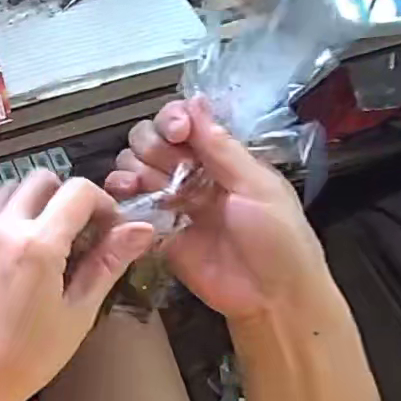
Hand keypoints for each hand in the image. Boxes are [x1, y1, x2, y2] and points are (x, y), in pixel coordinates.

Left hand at [0, 170, 154, 400]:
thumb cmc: (30, 355)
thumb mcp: (78, 312)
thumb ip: (108, 263)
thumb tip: (142, 228)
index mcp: (37, 243)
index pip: (77, 190)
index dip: (103, 203)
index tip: (110, 232)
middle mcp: (4, 227)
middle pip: (41, 178)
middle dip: (68, 196)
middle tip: (81, 232)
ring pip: (11, 189)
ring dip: (37, 202)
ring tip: (51, 240)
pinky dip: (13, 217)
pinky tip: (23, 256)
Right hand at [105, 96, 331, 325]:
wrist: (271, 299)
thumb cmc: (279, 239)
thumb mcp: (258, 187)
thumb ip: (222, 149)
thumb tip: (195, 102)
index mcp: (220, 157)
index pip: (183, 121)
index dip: (172, 119)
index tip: (177, 133)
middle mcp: (191, 174)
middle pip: (150, 140)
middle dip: (151, 145)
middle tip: (167, 166)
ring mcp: (170, 202)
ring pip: (133, 168)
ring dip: (132, 168)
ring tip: (140, 184)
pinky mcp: (155, 231)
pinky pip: (128, 206)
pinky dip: (121, 196)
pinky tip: (126, 197)